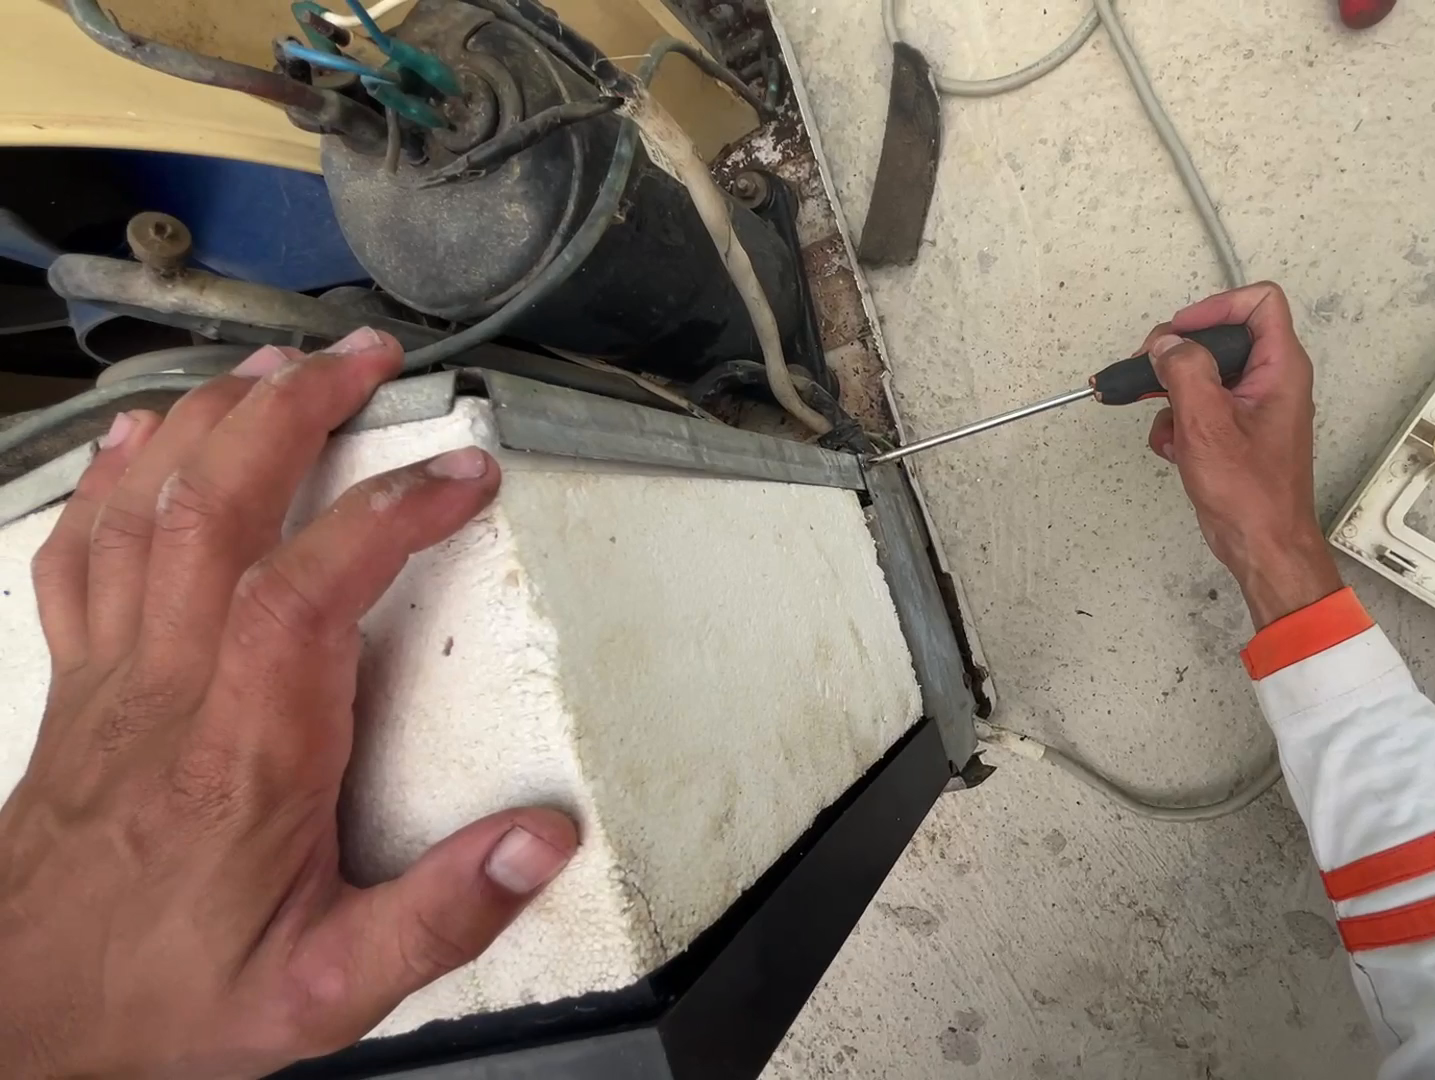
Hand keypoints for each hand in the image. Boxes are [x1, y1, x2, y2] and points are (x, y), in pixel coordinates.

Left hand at [0, 329, 578, 1077]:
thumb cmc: (173, 1002)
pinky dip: (119, 479)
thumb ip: (441, 914)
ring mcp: (117, 681)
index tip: (468, 473)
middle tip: (360, 360)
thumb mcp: (329, 990)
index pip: (309, 589)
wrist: (19, 1041)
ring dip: (215, 424)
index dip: (393, 514)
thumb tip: (543, 840)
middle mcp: (170, 692)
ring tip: (276, 366)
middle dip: (293, 417)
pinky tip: (145, 438)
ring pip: (148, 514)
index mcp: (246, 748)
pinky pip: (89, 555)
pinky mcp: (92, 688)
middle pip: (216, 513)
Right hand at [1144, 282, 1343, 626]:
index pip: (1259, 302)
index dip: (1215, 307)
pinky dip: (1177, 427)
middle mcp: (1269, 381)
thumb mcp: (1207, 422)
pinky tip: (1173, 450)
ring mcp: (1250, 408)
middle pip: (1219, 339)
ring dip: (1171, 398)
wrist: (1260, 545)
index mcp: (1279, 367)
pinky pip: (1198, 410)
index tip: (1177, 334)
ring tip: (1163, 425)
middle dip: (1177, 357)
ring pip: (1201, 377)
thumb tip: (1164, 343)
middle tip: (1144, 371)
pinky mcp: (1232, 433)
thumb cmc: (1248, 491)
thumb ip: (1183, 371)